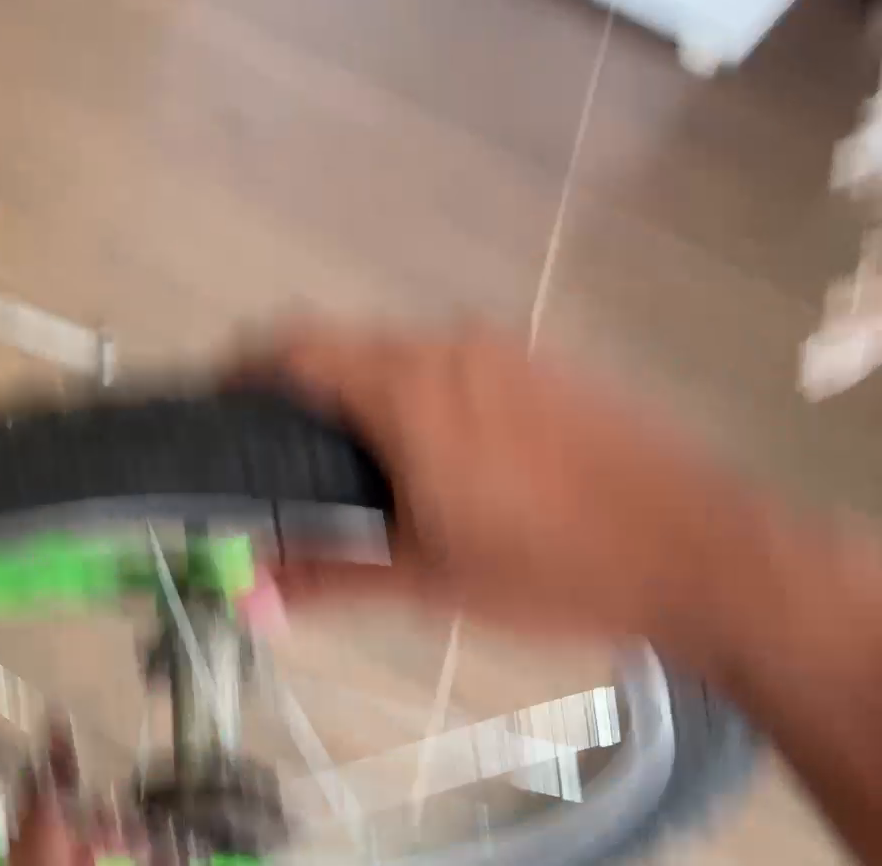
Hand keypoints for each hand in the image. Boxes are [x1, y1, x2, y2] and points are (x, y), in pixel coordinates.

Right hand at [249, 319, 769, 661]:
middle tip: (286, 439)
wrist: (720, 560)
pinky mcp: (542, 361)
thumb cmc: (553, 567)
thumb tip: (247, 598)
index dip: (244, 363)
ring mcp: (499, 349)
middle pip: (338, 341)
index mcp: (404, 389)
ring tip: (362, 448)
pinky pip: (447, 355)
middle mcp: (444, 348)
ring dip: (359, 381)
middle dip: (299, 378)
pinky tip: (440, 444)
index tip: (218, 394)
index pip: (294, 347)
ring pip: (395, 346)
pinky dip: (415, 383)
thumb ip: (325, 575)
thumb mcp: (426, 579)